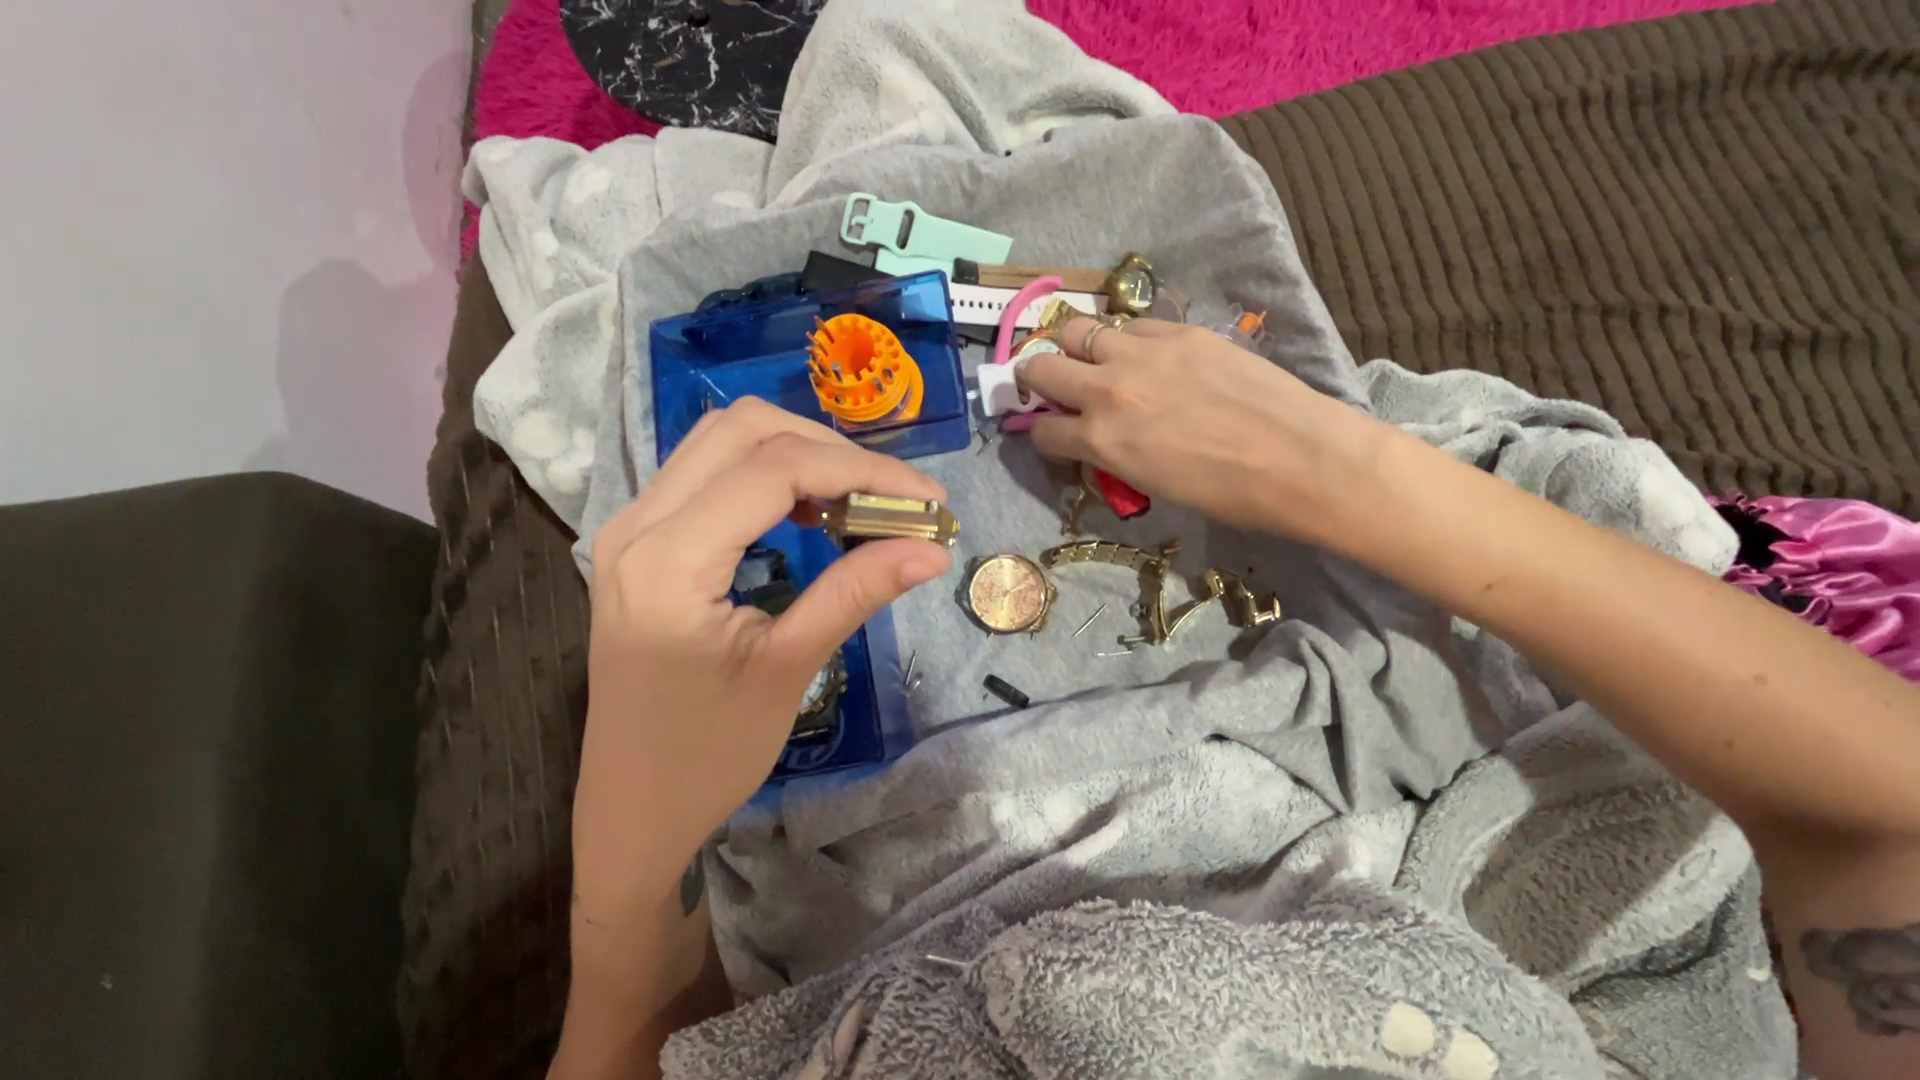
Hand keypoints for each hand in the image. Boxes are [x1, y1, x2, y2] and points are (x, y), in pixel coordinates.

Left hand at [574, 398, 952, 906]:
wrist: (632, 808)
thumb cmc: (707, 754)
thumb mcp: (787, 671)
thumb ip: (855, 593)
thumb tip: (932, 549)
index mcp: (669, 559)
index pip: (776, 469)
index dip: (863, 472)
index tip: (928, 500)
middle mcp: (638, 523)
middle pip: (743, 429)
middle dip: (831, 450)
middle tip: (894, 498)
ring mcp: (630, 528)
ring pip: (721, 440)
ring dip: (797, 453)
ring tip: (858, 501)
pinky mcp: (638, 542)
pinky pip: (704, 472)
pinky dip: (764, 473)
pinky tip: (807, 512)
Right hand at [1019, 317, 1384, 544]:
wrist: (1297, 456)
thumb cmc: (1228, 493)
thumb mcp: (1152, 484)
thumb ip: (1112, 456)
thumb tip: (1098, 440)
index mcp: (1100, 441)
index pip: (1042, 432)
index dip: (1041, 434)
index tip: (1051, 433)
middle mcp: (1108, 390)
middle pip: (1041, 368)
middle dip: (1035, 379)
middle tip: (1049, 385)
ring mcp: (1142, 353)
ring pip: (1079, 329)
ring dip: (1075, 346)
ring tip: (1093, 359)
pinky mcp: (1179, 332)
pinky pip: (1132, 324)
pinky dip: (1126, 338)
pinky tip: (1145, 353)